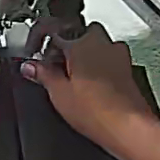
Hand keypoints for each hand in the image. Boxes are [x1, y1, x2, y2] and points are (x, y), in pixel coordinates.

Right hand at [21, 21, 159, 159]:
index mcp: (82, 42)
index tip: (33, 53)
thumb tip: (31, 66)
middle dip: (61, 46)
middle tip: (49, 64)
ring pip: (93, 44)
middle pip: (75, 33)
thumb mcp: (58, 92)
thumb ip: (42, 74)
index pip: (54, 29)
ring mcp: (118, 56)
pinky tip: (86, 86)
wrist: (129, 129)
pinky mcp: (127, 70)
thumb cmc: (99, 110)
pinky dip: (95, 66)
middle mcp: (102, 43)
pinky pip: (106, 59)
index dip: (38, 40)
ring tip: (68, 77)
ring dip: (79, 55)